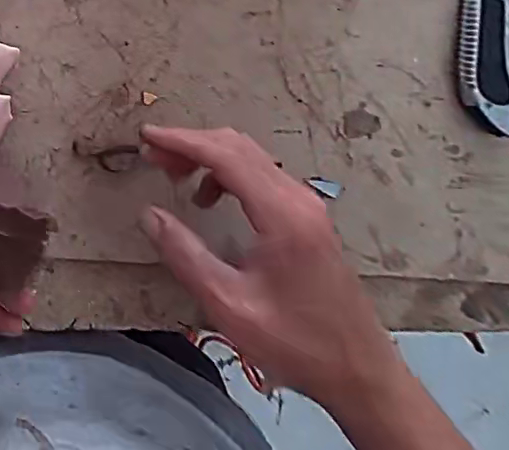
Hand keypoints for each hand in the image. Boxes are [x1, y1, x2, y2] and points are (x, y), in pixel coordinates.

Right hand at [139, 126, 469, 449]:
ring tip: (174, 176)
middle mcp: (296, 195)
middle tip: (153, 157)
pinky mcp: (306, 213)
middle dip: (190, 144)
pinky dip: (227, 172)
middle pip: (236, 146)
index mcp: (281, 212)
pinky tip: (208, 199)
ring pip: (249, 156)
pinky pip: (260, 174)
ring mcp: (305, 202)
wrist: (360, 371)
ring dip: (208, 156)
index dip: (182, 140)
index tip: (148, 137)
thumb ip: (186, 256)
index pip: (224, 155)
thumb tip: (149, 214)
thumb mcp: (230, 306)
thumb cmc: (296, 343)